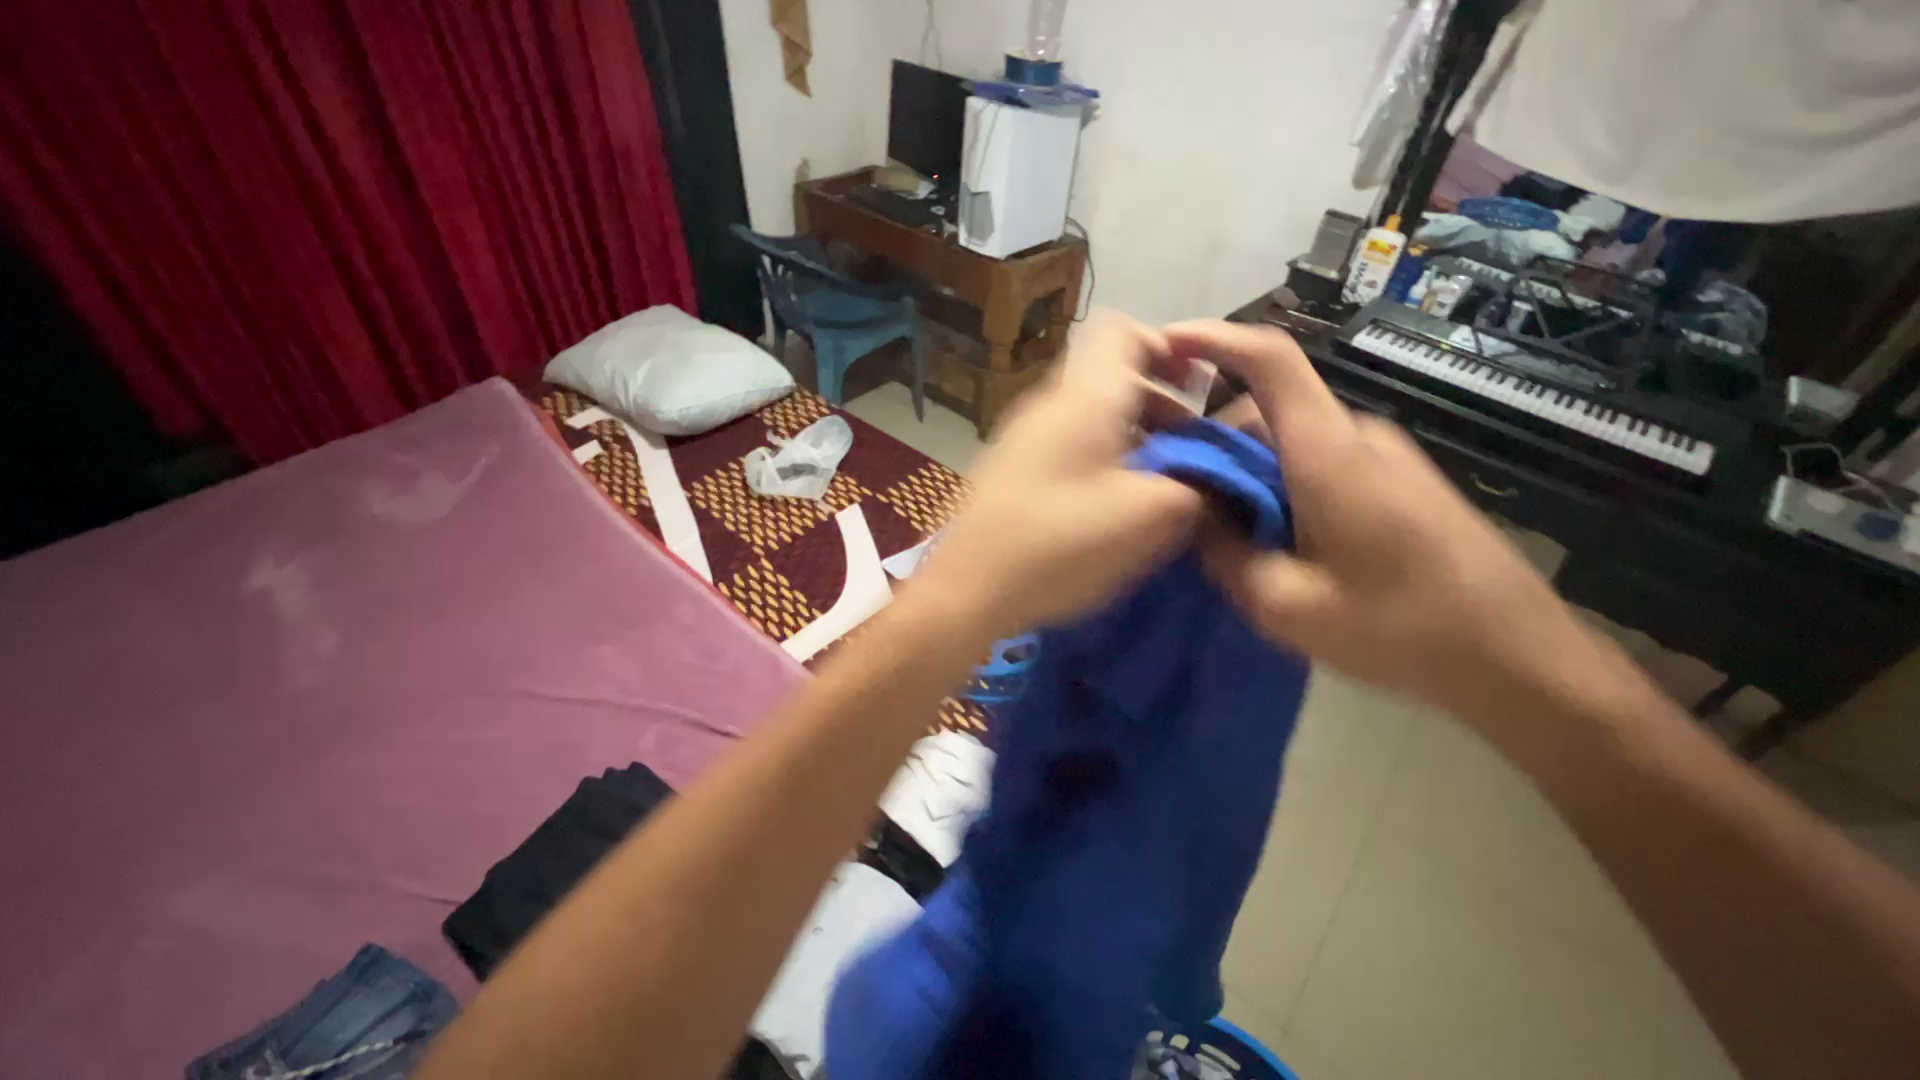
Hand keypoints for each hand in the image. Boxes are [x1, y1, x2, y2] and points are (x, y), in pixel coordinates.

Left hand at [911, 312, 1206, 640]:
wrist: (964, 592)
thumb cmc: (1059, 545)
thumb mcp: (1149, 518)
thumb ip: (1196, 485)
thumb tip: (1213, 475)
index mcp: (1085, 397)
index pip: (1123, 330)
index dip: (1168, 347)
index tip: (1198, 391)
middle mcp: (1049, 404)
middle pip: (1111, 375)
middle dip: (1160, 403)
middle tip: (1191, 449)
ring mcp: (1023, 438)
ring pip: (1090, 414)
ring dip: (1134, 437)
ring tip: (1161, 484)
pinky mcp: (1011, 472)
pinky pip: (1068, 447)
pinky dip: (1102, 462)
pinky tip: (1116, 509)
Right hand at [1164, 321, 1605, 719]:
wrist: (1518, 654)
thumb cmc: (1399, 627)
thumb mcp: (1286, 607)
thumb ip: (1224, 554)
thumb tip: (1193, 516)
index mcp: (1328, 451)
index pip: (1269, 359)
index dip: (1212, 339)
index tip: (1164, 347)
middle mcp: (1358, 436)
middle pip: (1268, 409)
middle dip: (1216, 446)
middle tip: (1185, 505)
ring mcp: (1386, 456)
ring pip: (1293, 439)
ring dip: (1251, 473)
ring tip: (1233, 537)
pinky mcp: (1402, 481)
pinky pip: (1323, 462)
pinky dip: (1284, 485)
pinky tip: (1283, 543)